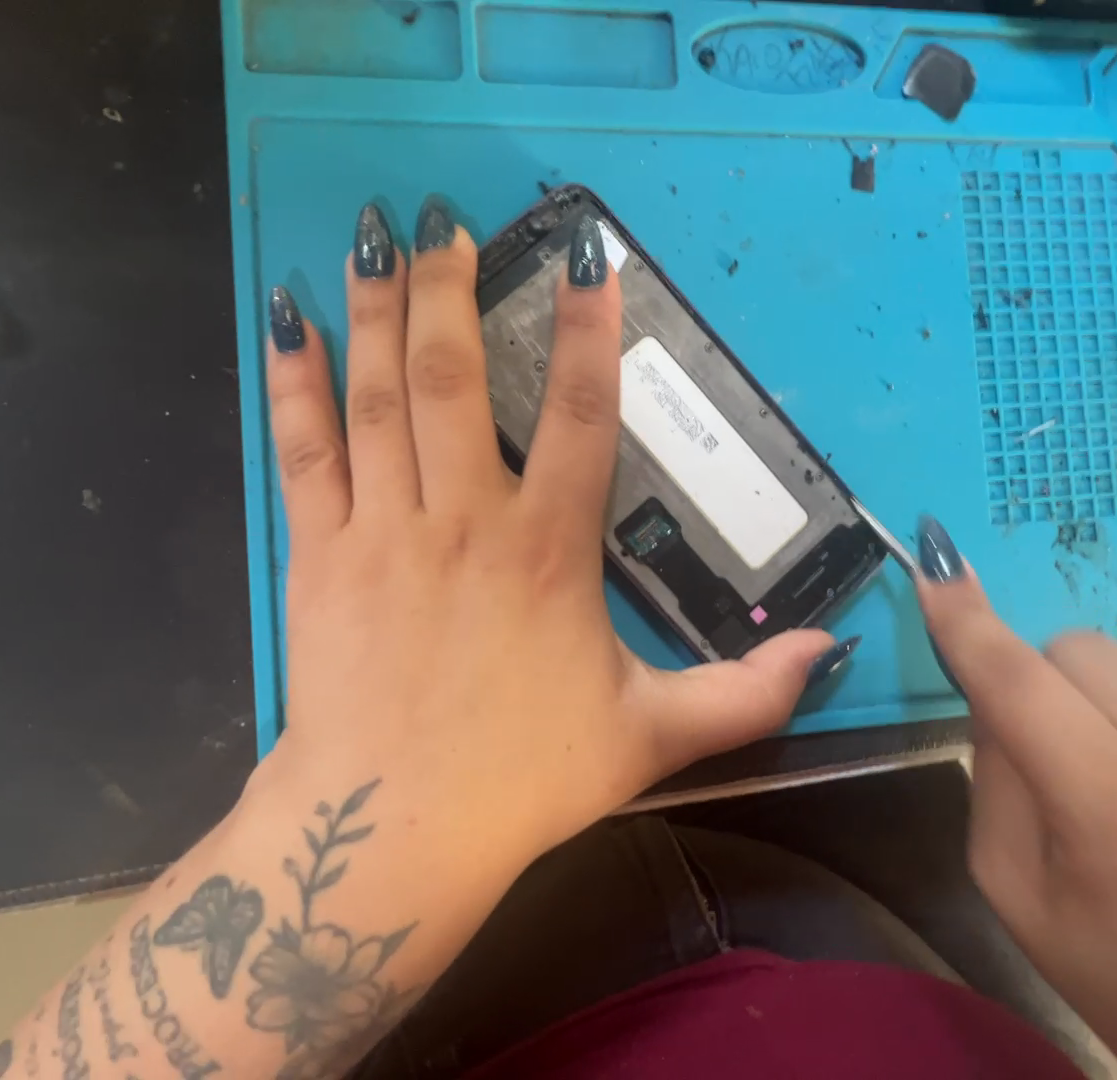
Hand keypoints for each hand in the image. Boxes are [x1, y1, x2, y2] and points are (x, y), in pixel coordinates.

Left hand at [260, 200, 838, 864]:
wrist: (392, 832)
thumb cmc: (525, 780)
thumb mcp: (652, 738)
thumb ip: (746, 694)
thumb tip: (831, 653)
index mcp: (549, 554)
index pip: (583, 419)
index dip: (592, 335)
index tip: (586, 262)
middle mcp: (465, 524)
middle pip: (456, 382)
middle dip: (451, 293)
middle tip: (442, 223)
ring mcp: (384, 533)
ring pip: (378, 400)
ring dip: (375, 312)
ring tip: (370, 235)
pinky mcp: (320, 555)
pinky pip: (305, 452)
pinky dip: (295, 385)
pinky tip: (285, 322)